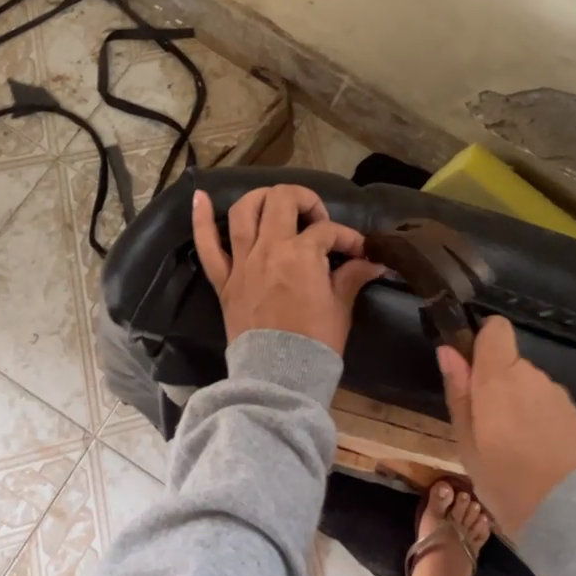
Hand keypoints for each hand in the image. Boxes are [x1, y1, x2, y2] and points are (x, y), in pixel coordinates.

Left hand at [192, 186, 386, 354]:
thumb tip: (375, 261)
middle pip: (283, 200)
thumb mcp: (340, 308)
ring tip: (276, 204)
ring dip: (262, 198)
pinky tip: (201, 197)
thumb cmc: (315, 343)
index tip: (359, 253)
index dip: (347, 238)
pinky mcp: (223, 280)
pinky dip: (201, 219)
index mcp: (302, 254)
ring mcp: (242, 262)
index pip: (327, 231)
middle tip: (317, 220)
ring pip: (245, 211)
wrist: (278, 379)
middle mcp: (269, 248)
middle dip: (305, 201)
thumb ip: (353, 276)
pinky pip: (206, 245)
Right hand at [438, 317, 575, 534]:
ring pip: (529, 386)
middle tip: (487, 427)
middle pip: (509, 363)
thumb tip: (447, 351)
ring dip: (518, 404)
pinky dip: (539, 420)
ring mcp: (557, 395)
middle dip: (497, 384)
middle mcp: (531, 376)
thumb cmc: (506, 482)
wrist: (569, 518)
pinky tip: (537, 455)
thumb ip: (459, 392)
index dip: (482, 341)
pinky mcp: (575, 415)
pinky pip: (547, 405)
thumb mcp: (467, 444)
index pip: (495, 328)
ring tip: (514, 448)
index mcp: (498, 377)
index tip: (472, 369)